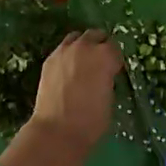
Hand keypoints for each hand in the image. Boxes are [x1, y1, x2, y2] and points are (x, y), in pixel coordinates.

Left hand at [0, 29, 121, 165]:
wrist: (58, 130)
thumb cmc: (91, 120)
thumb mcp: (110, 97)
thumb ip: (107, 77)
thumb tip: (104, 73)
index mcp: (104, 56)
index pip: (115, 47)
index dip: (116, 58)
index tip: (115, 69)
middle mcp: (84, 47)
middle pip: (95, 35)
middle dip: (100, 45)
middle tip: (101, 62)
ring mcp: (64, 50)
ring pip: (77, 37)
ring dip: (83, 46)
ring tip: (84, 62)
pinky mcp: (49, 59)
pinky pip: (63, 49)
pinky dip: (68, 54)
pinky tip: (69, 70)